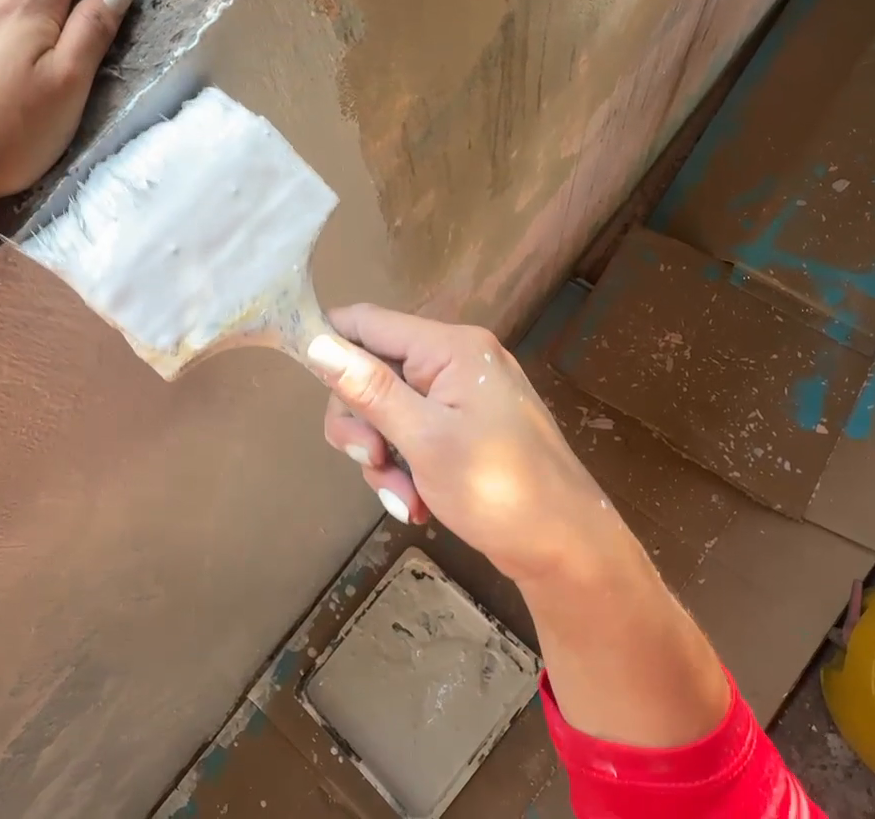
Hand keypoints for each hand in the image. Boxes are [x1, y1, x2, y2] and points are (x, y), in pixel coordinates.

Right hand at [306, 305, 615, 582]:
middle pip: (371, 371)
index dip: (330, 343)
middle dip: (362, 423)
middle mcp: (454, 362)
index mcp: (451, 348)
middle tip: (370, 461)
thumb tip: (316, 343)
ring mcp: (460, 398)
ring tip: (403, 497)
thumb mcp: (425, 439)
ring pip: (385, 411)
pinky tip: (416, 503)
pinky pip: (410, 435)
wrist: (568, 552)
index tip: (305, 381)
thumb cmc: (499, 489)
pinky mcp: (463, 430)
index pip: (368, 322)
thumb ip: (369, 389)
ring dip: (381, 457)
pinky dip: (403, 468)